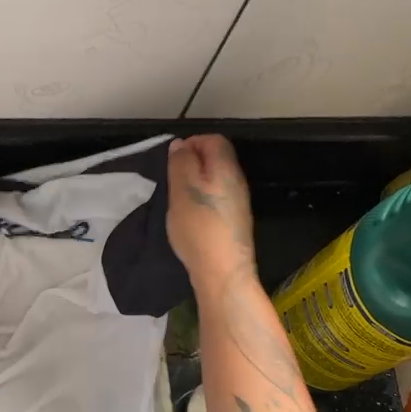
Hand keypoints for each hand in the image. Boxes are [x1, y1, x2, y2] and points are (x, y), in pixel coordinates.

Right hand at [166, 134, 255, 289]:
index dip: (191, 144)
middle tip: (172, 182)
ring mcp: (238, 203)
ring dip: (196, 186)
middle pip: (216, 160)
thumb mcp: (182, 190)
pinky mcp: (234, 223)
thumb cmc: (199, 227)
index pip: (212, 140)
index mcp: (225, 166)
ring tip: (178, 202)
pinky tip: (191, 219)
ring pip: (216, 182)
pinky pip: (217, 201)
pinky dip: (203, 203)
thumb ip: (181, 163)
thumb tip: (181, 144)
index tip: (172, 161)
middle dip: (193, 165)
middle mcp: (237, 180)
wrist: (223, 272)